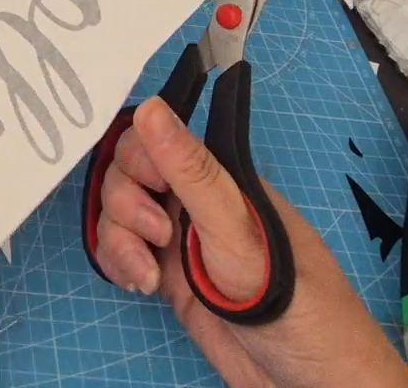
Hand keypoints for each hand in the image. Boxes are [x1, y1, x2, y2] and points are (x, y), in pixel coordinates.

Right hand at [94, 97, 407, 387]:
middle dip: (126, 203)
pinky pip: (120, 249)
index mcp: (217, 177)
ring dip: (120, 239)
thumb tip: (150, 104)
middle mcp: (192, 200)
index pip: (153, 138)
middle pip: (126, 172)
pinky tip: (141, 285)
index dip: (138, 158)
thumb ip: (191, 170)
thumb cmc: (290, 303)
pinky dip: (119, 262)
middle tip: (158, 237)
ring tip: (148, 276)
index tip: (152, 187)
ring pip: (118, 212)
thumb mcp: (236, 232)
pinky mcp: (166, 273)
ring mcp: (177, 237)